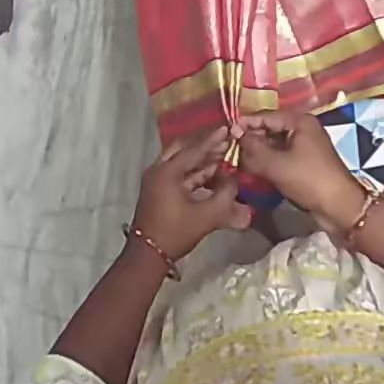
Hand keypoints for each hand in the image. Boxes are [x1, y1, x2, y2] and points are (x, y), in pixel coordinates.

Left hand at [131, 126, 250, 259]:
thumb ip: (225, 197)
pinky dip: (194, 174)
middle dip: (205, 147)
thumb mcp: (206, 216)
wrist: (148, 254)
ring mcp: (156, 180)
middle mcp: (158, 170)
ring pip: (181, 163)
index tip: (227, 129)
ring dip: (200, 161)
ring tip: (223, 158)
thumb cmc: (175, 232)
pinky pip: (179, 174)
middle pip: (184, 150)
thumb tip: (235, 181)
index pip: (194, 150)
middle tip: (224, 142)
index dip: (212, 140)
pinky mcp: (159, 191)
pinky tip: (212, 176)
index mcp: (167, 171)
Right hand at [234, 111, 365, 228]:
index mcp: (299, 121)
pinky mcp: (304, 162)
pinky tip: (252, 168)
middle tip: (229, 148)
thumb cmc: (309, 179)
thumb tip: (234, 135)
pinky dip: (267, 160)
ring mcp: (304, 145)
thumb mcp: (276, 164)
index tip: (225, 133)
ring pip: (273, 143)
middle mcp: (302, 128)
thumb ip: (252, 148)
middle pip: (269, 128)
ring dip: (257, 151)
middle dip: (250, 138)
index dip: (244, 124)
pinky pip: (280, 155)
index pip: (265, 116)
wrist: (340, 207)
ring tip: (236, 159)